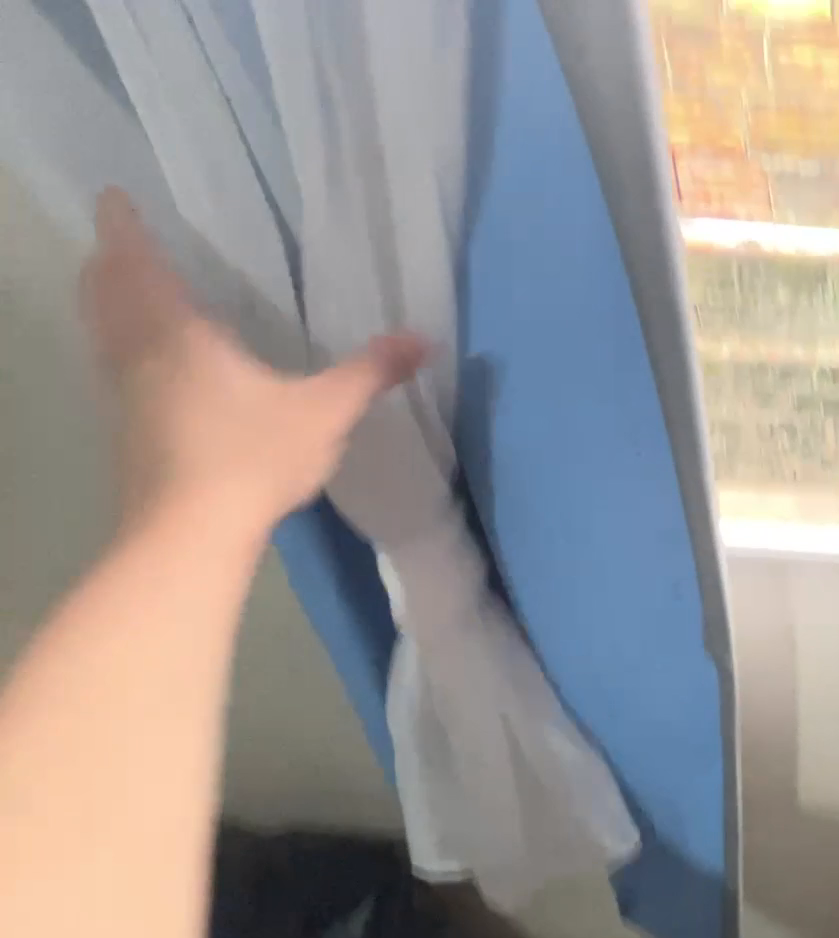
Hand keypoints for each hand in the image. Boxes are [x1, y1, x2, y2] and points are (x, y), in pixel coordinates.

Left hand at [80, 189, 424, 541]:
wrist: (191, 525)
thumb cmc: (254, 454)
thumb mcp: (327, 410)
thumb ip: (371, 372)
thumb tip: (424, 338)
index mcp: (177, 334)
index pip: (137, 263)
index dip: (125, 226)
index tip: (117, 197)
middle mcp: (136, 351)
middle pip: (104, 289)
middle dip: (112, 260)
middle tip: (126, 240)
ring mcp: (122, 388)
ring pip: (101, 326)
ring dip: (108, 299)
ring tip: (132, 290)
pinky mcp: (127, 422)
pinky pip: (114, 359)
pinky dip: (121, 339)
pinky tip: (155, 360)